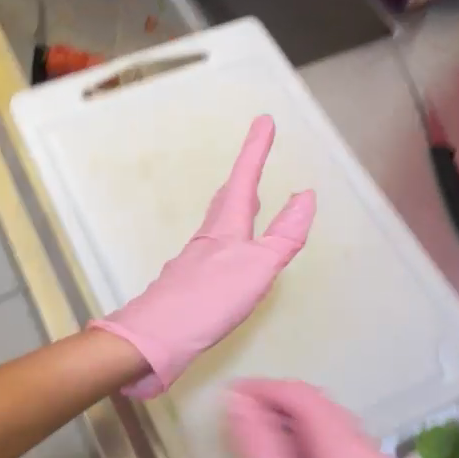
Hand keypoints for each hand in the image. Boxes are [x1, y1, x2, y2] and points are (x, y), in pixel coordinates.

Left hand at [87, 115, 314, 398]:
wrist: (153, 337)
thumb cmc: (209, 299)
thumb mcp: (258, 267)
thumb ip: (283, 235)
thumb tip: (305, 195)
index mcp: (226, 226)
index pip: (244, 177)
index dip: (255, 149)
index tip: (264, 120)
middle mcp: (209, 236)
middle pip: (228, 196)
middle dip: (245, 175)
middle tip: (256, 156)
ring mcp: (196, 259)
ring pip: (220, 222)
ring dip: (237, 206)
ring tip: (251, 200)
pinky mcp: (190, 282)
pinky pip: (216, 247)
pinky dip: (231, 236)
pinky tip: (230, 254)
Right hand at [227, 381, 443, 457]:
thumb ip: (255, 442)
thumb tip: (238, 400)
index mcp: (354, 450)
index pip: (305, 396)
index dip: (263, 388)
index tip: (228, 394)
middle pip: (326, 416)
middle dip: (280, 412)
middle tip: (240, 423)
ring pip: (338, 445)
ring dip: (298, 438)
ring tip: (261, 452)